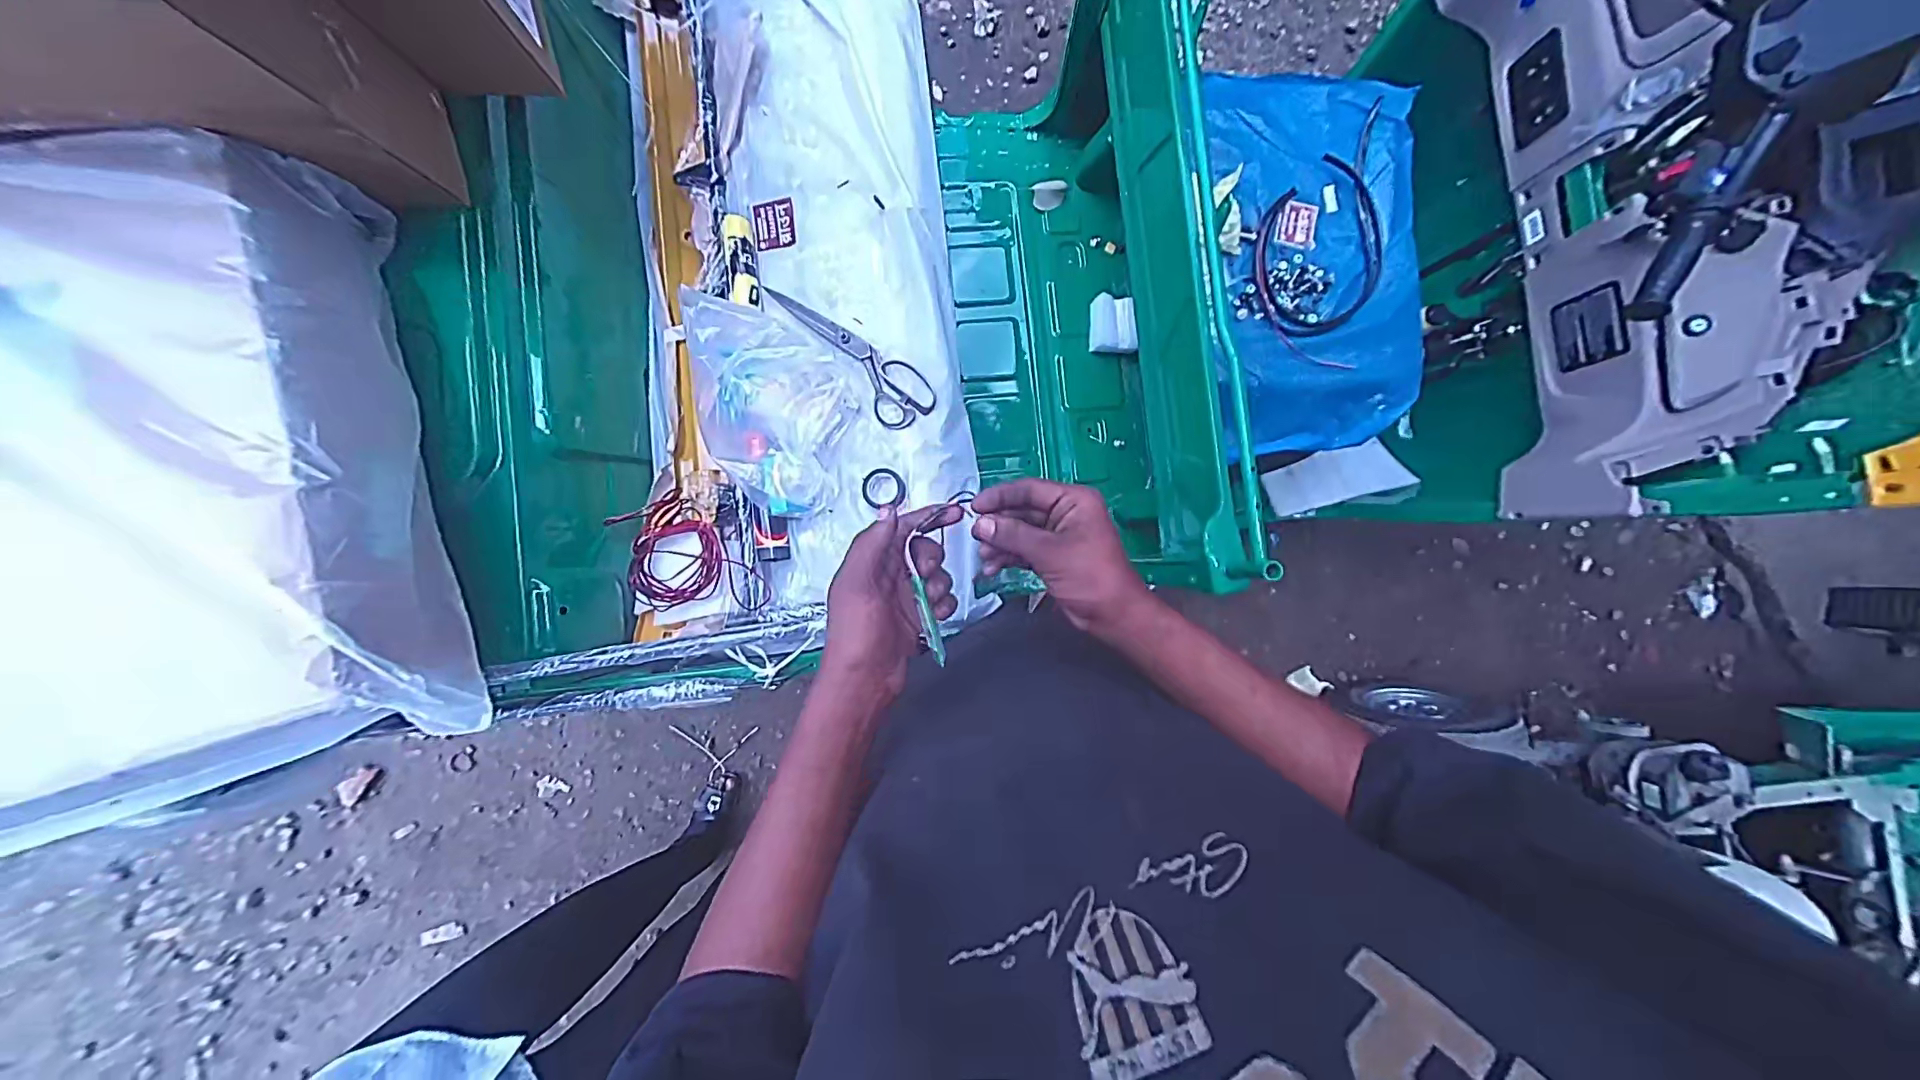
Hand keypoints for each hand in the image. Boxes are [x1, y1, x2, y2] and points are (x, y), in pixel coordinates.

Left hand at [821, 502, 962, 700]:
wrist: (864, 681)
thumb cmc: (855, 636)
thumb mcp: (856, 583)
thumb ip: (872, 544)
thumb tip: (889, 512)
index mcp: (870, 562)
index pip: (901, 528)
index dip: (927, 517)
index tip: (953, 512)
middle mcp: (887, 576)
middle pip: (922, 549)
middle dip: (932, 557)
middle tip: (926, 574)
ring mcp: (903, 597)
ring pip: (936, 574)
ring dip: (940, 584)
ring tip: (929, 602)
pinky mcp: (917, 617)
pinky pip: (942, 600)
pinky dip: (945, 605)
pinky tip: (935, 616)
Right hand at [970, 479, 1153, 639]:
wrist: (1113, 615)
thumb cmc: (1090, 576)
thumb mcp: (1049, 552)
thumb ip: (1012, 535)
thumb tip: (980, 524)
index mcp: (1073, 501)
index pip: (1029, 490)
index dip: (1000, 496)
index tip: (974, 506)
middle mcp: (1066, 513)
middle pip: (1023, 511)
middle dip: (998, 524)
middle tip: (974, 535)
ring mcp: (1059, 536)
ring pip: (1021, 532)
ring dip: (1001, 543)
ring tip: (983, 556)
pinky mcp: (1054, 556)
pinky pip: (1025, 549)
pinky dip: (1009, 556)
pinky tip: (993, 567)